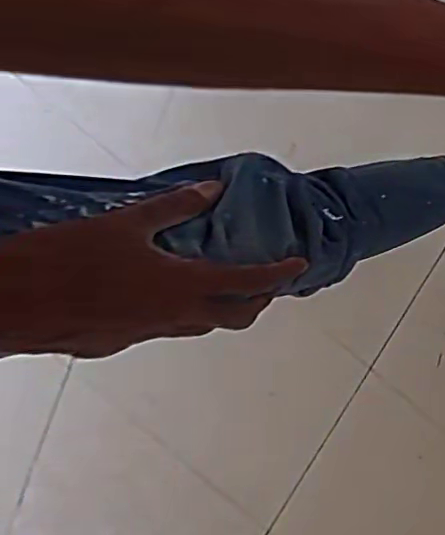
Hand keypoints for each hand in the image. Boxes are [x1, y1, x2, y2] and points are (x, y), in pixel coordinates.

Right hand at [0, 182, 304, 357]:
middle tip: (266, 286)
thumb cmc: (53, 264)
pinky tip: (159, 302)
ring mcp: (137, 334)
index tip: (300, 264)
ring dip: (215, 311)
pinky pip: (151, 332)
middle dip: (257, 301)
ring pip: (195, 327)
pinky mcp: (103, 345)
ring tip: (221, 292)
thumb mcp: (121, 226)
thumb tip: (212, 189)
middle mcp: (171, 315)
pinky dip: (169, 318)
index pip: (254, 282)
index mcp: (186, 286)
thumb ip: (173, 208)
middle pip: (235, 317)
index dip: (282, 273)